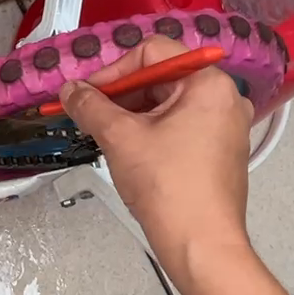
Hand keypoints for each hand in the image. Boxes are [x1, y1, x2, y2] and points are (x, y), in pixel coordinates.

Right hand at [58, 36, 255, 286]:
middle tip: (89, 116)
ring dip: (130, 114)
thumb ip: (90, 105)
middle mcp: (224, 98)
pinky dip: (148, 131)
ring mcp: (224, 126)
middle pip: (160, 77)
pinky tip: (127, 152)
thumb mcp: (118, 137)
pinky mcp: (218, 151)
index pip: (153, 52)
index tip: (87, 94)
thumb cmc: (166, 184)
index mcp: (208, 84)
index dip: (114, 70)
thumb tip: (69, 89)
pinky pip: (177, 126)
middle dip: (120, 95)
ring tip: (104, 136)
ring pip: (166, 104)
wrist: (199, 242)